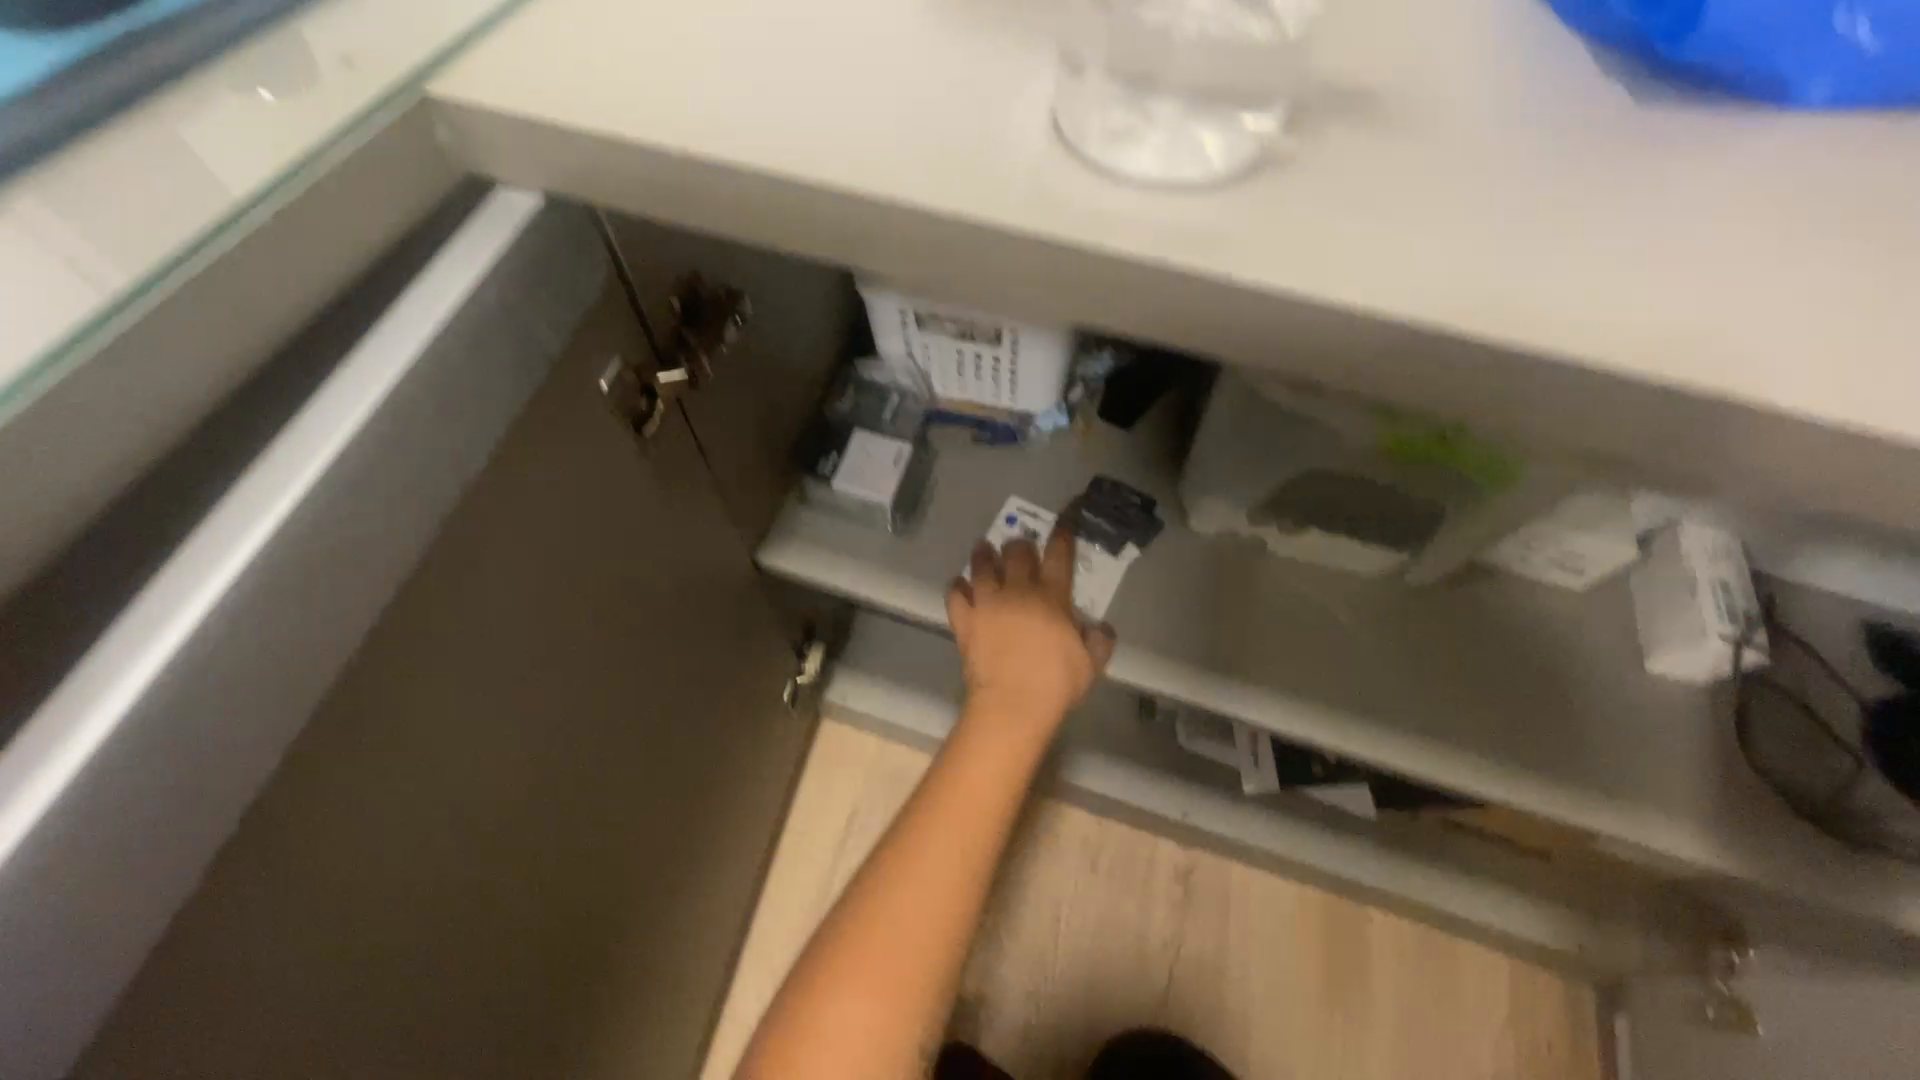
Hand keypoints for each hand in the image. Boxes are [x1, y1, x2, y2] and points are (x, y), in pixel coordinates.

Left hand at [945, 515, 1116, 732]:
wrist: (1012, 703)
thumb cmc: (1056, 684)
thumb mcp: (1091, 665)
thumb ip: (1099, 642)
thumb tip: (1102, 628)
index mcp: (1052, 598)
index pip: (1060, 554)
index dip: (1063, 531)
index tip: (1066, 515)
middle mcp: (1018, 591)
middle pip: (1017, 552)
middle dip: (1019, 545)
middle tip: (1019, 545)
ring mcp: (987, 604)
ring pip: (982, 566)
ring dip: (984, 555)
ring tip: (984, 548)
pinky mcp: (965, 621)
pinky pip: (955, 595)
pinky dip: (957, 587)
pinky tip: (959, 584)